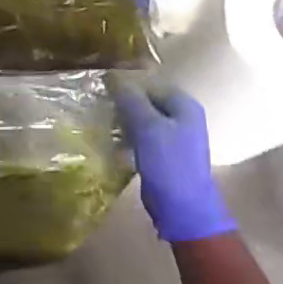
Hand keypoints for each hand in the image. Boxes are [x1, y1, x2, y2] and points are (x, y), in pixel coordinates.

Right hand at [111, 78, 236, 242]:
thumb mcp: (149, 129)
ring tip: (101, 124)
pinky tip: (112, 145)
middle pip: (148, 102)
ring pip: (143, 121)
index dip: (128, 83)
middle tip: (98, 106)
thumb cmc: (169, 164)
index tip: (101, 87)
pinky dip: (127, 140)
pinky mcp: (163, 157)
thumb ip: (132, 101)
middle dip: (124, 103)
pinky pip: (142, 140)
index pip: (152, 83)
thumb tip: (113, 76)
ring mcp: (173, 139)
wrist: (183, 208)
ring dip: (123, 122)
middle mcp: (181, 118)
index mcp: (184, 106)